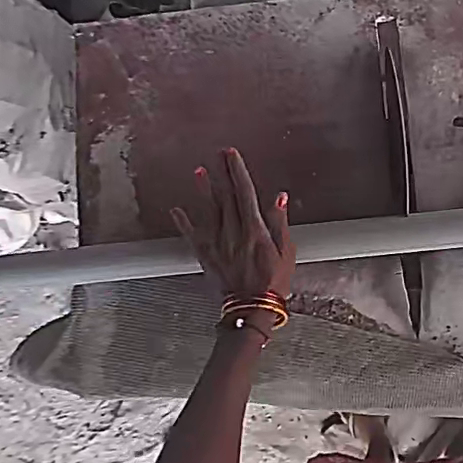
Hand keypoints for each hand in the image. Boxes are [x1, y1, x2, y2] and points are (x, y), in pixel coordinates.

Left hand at [170, 148, 294, 297]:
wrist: (252, 307)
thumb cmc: (272, 282)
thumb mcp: (285, 252)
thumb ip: (279, 223)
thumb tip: (279, 198)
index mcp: (254, 229)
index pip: (245, 192)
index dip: (238, 171)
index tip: (233, 155)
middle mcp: (233, 232)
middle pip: (227, 195)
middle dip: (223, 172)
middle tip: (218, 154)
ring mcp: (218, 243)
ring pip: (209, 210)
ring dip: (203, 189)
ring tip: (199, 172)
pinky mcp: (206, 255)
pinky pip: (193, 235)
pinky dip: (183, 222)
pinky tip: (176, 210)